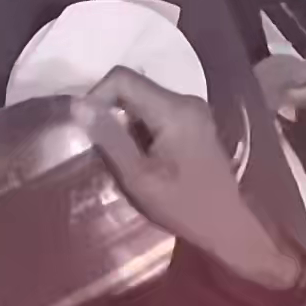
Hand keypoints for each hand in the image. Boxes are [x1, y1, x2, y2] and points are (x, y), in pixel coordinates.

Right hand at [79, 67, 299, 288]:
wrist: (228, 227)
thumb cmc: (183, 207)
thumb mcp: (138, 177)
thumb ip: (109, 137)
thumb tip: (77, 105)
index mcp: (174, 109)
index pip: (122, 78)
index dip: (96, 95)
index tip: (87, 126)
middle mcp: (185, 99)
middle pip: (132, 85)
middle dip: (108, 109)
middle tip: (100, 144)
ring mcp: (192, 108)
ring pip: (141, 97)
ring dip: (122, 118)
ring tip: (119, 152)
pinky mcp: (192, 119)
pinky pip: (153, 108)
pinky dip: (137, 124)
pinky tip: (139, 153)